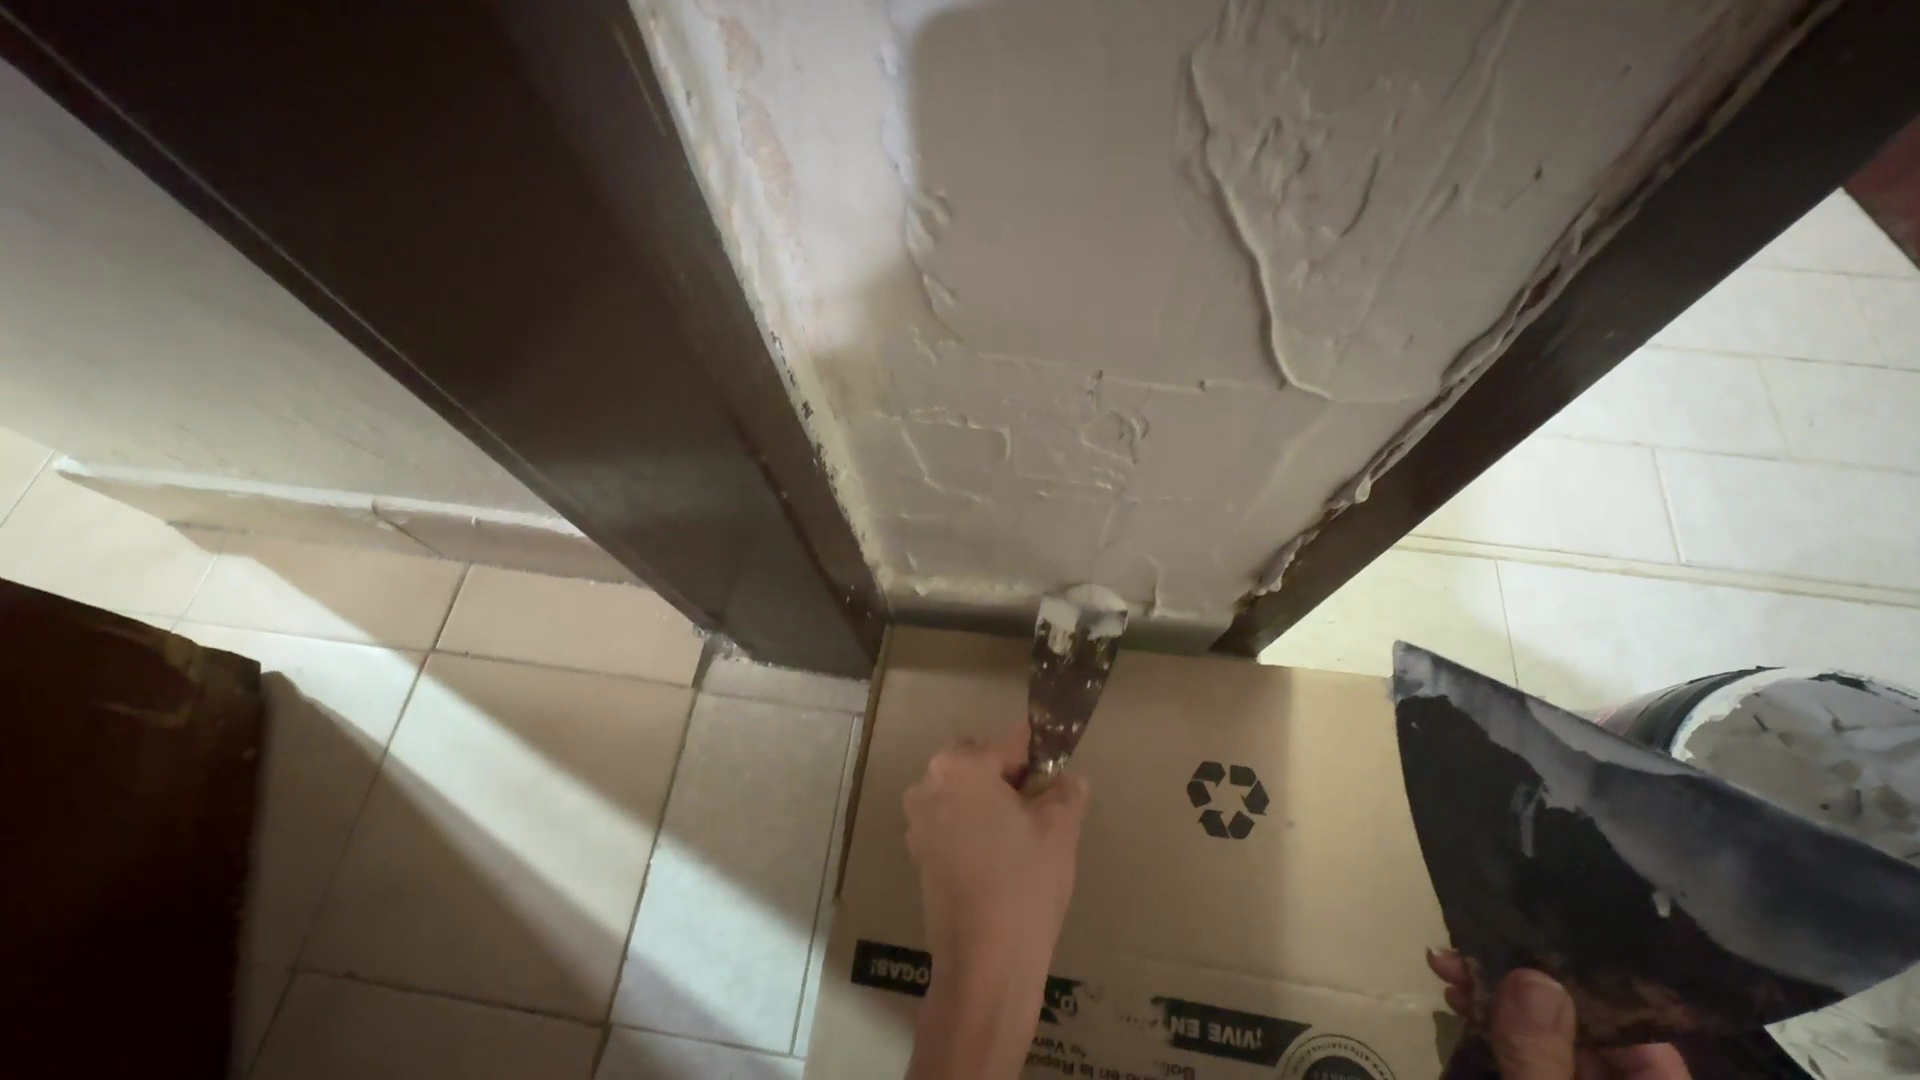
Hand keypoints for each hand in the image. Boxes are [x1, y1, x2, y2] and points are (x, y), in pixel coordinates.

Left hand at [904, 727, 1090, 971]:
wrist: (985, 960)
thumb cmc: (1025, 881)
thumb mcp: (1060, 827)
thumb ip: (1066, 791)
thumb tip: (1069, 779)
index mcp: (959, 766)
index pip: (1008, 743)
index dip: (1037, 756)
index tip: (1057, 772)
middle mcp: (928, 785)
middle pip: (976, 764)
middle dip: (1007, 777)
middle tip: (1041, 806)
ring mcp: (917, 822)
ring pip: (961, 794)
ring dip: (989, 803)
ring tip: (1024, 835)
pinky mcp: (918, 854)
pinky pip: (950, 823)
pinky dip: (973, 828)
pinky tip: (1001, 857)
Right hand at [1427, 950, 1690, 1078]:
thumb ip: (1540, 1058)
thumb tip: (1532, 976)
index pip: (1636, 1026)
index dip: (1578, 979)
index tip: (1515, 941)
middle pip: (1582, 1025)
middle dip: (1518, 982)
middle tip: (1457, 953)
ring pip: (1549, 1037)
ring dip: (1497, 999)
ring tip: (1445, 969)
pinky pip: (1531, 1056)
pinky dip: (1497, 1029)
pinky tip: (1462, 1004)